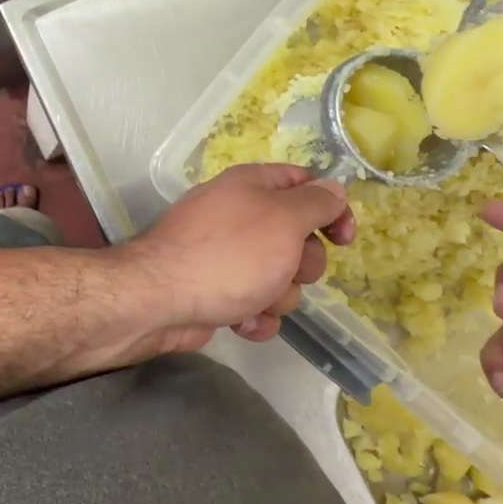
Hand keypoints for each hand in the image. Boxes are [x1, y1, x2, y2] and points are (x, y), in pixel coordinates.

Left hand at [117, 163, 354, 342]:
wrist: (160, 300)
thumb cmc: (227, 254)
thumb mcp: (281, 219)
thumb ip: (313, 202)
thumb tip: (334, 187)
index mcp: (249, 186)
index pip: (303, 183)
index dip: (330, 208)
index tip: (342, 239)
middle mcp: (236, 215)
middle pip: (298, 239)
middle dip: (300, 264)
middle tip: (285, 269)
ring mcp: (224, 255)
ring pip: (281, 278)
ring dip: (277, 295)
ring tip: (253, 298)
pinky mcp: (217, 291)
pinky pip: (258, 306)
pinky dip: (255, 317)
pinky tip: (240, 320)